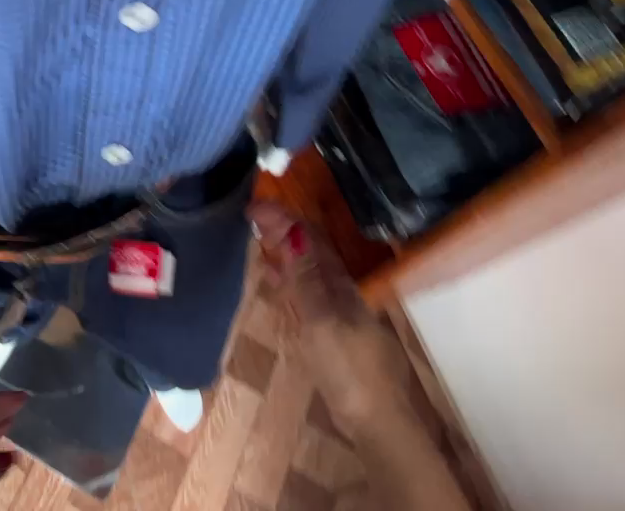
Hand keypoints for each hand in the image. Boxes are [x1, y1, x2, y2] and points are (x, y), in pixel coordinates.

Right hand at [247, 201, 412, 430]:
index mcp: (338, 281)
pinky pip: (304, 290)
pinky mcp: (329, 330)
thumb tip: (292, 228)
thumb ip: (304, 276)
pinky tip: (274, 279)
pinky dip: (287, 277)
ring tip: (256, 238)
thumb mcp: (320, 319)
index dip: (282, 217)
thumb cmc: (347, 367)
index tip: (250, 205)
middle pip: (309, 249)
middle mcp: (339, 289)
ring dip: (283, 249)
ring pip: (306, 268)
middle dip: (281, 228)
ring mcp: (336, 309)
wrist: (376, 420)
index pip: (308, 236)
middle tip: (248, 216)